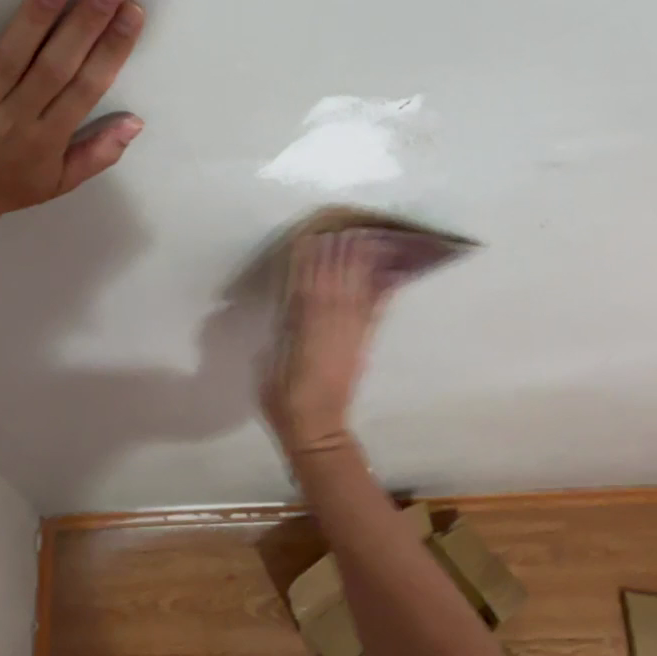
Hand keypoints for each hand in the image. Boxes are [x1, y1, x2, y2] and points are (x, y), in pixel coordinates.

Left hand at [0, 0, 146, 224]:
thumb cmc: (3, 188)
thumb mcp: (58, 183)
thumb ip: (98, 153)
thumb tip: (136, 122)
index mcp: (48, 139)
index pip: (88, 87)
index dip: (113, 49)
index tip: (132, 11)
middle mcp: (14, 120)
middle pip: (55, 66)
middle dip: (85, 23)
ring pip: (9, 58)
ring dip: (35, 17)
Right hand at [263, 231, 393, 456]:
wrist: (317, 429)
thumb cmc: (282, 398)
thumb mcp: (270, 360)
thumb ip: (282, 330)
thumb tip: (289, 305)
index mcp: (301, 329)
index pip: (306, 286)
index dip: (310, 260)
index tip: (312, 236)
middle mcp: (328, 327)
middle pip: (334, 281)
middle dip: (338, 253)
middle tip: (345, 226)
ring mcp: (349, 334)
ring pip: (355, 291)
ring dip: (359, 264)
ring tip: (363, 239)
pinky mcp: (362, 344)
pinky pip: (373, 312)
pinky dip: (380, 291)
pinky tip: (386, 275)